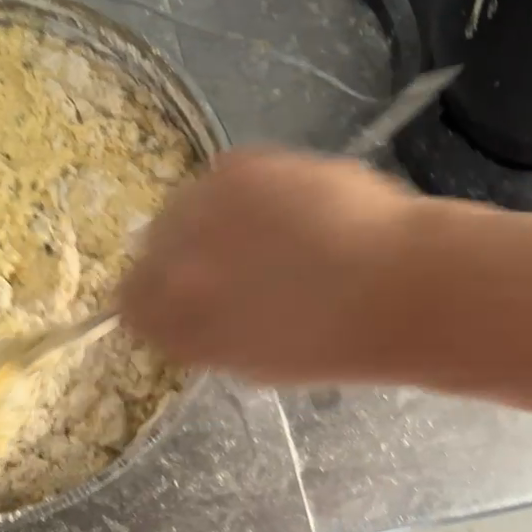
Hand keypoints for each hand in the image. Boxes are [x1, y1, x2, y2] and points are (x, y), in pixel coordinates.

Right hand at [120, 146, 434, 382]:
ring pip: (181, 208)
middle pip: (149, 249)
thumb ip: (205, 338)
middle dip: (179, 256)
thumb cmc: (335, 343)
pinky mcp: (238, 168)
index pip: (132, 304)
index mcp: (179, 320)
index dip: (156, 301)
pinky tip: (283, 206)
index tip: (182, 300)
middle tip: (227, 262)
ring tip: (260, 230)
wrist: (399, 287)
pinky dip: (243, 191)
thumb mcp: (254, 362)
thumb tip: (188, 312)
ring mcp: (203, 211)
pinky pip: (219, 178)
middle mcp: (175, 262)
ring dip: (207, 219)